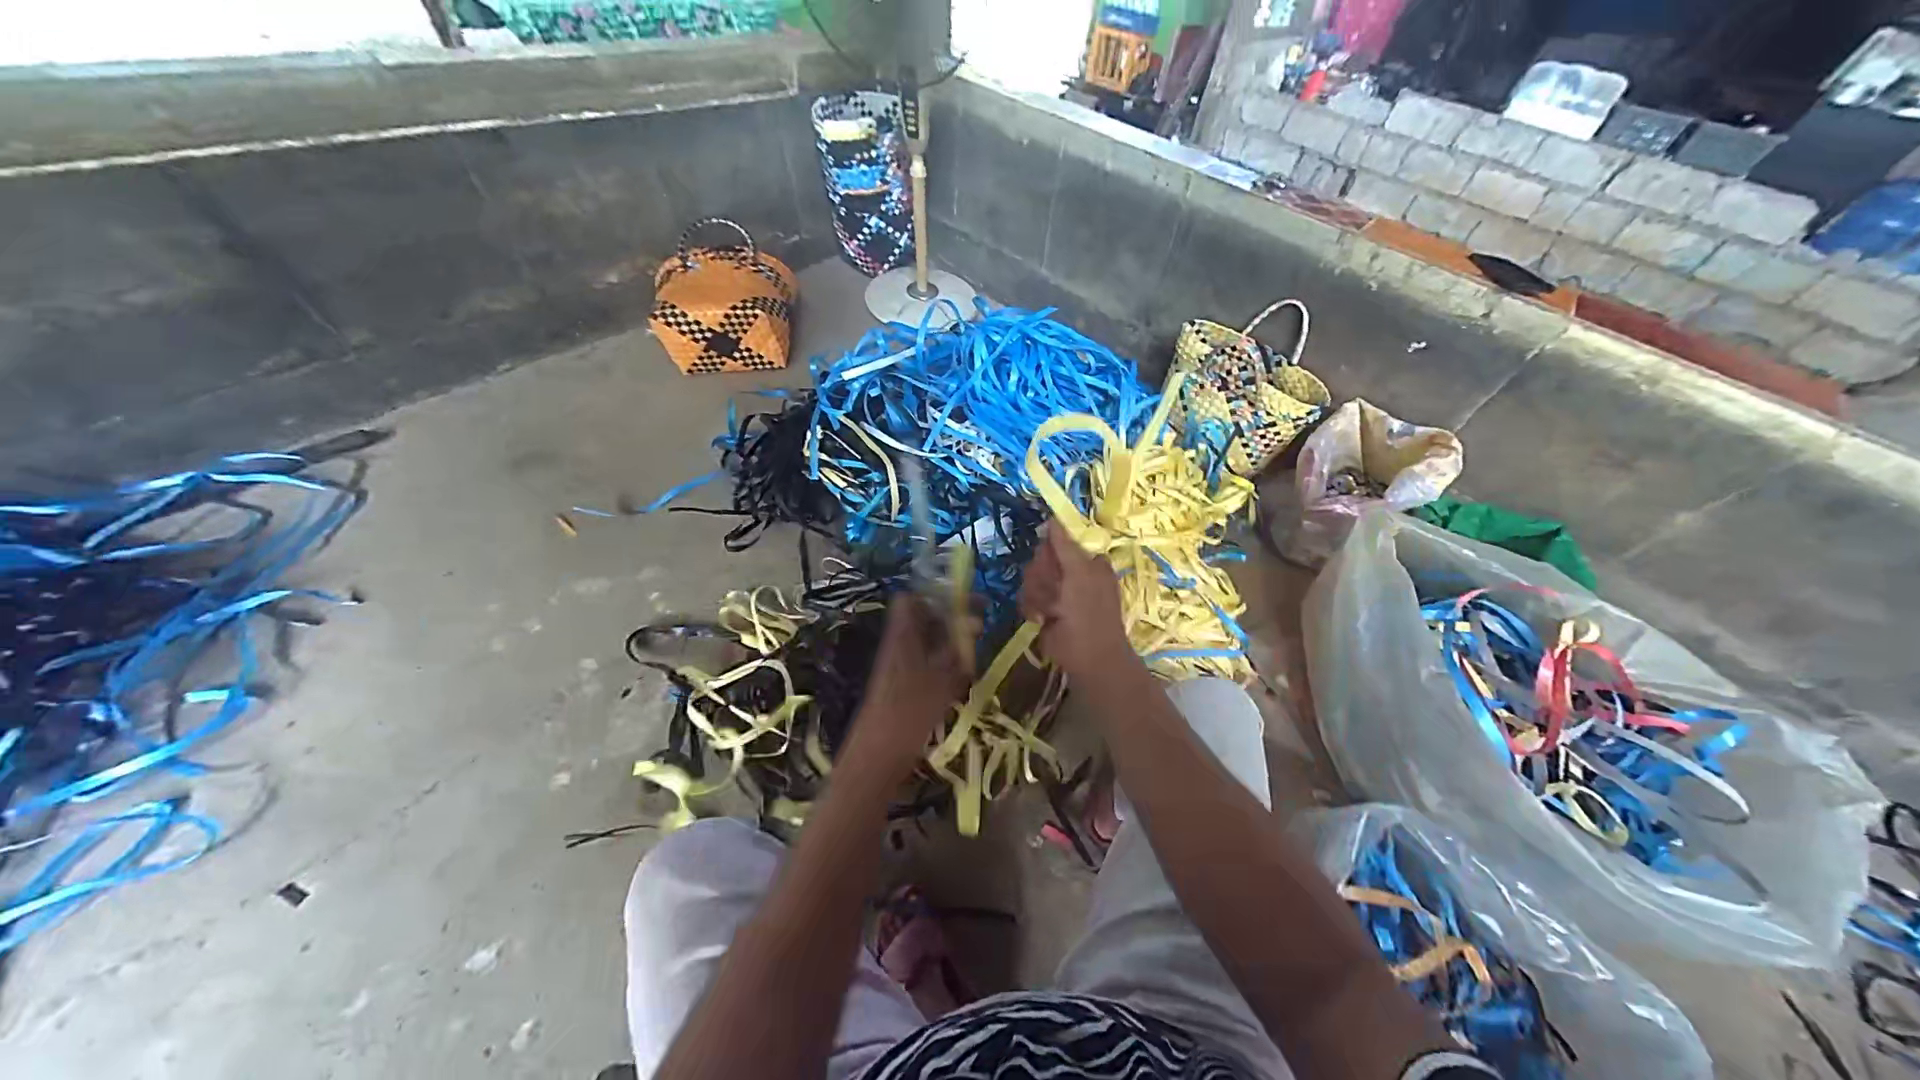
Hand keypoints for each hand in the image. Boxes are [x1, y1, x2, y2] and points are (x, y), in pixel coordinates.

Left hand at [841, 595, 967, 783]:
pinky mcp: (901, 689)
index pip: (910, 598)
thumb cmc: (907, 715)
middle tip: (979, 628)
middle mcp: (896, 646)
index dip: (935, 594)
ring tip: (975, 653)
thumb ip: (959, 649)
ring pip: (925, 643)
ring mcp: (897, 668)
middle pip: (921, 620)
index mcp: (900, 637)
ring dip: (949, 644)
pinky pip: (925, 664)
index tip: (964, 600)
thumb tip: (974, 621)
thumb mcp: (941, 679)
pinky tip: (962, 680)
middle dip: (950, 620)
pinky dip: (944, 666)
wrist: (876, 759)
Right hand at [1019, 523, 1136, 680]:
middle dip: (1043, 575)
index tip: (1052, 560)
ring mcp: (1055, 592)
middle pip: (1040, 559)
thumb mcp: (1081, 572)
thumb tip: (1052, 517)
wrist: (1087, 655)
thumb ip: (1065, 545)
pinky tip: (1042, 619)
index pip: (1058, 542)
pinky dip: (1032, 608)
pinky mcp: (1041, 610)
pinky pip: (1025, 597)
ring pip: (1030, 578)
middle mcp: (1070, 573)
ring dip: (1038, 594)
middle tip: (1055, 589)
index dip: (1051, 551)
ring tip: (1051, 609)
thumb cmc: (1090, 611)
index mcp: (1087, 561)